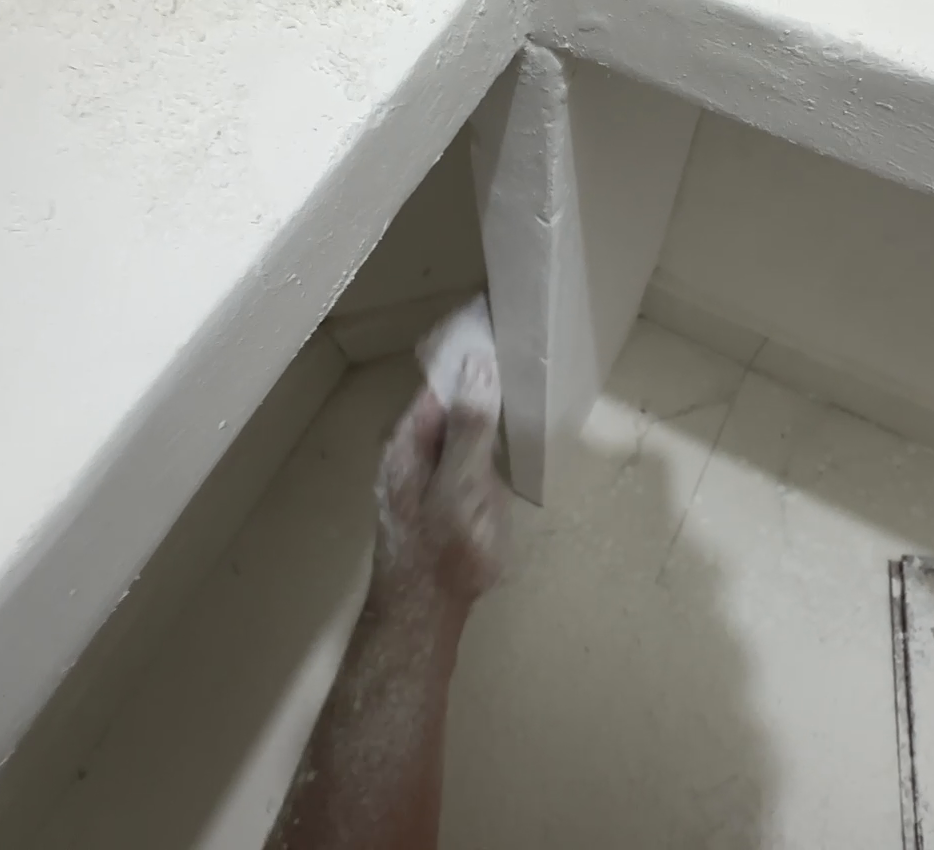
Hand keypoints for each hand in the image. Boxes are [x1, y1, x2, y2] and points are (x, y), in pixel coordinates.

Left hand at [371, 355, 509, 611]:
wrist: (425, 612)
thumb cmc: (444, 551)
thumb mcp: (460, 487)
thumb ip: (469, 428)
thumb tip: (478, 365)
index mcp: (410, 438)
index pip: (440, 378)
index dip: (468, 351)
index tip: (501, 321)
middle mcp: (415, 445)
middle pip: (450, 395)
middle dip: (481, 369)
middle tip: (524, 343)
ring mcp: (430, 466)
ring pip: (460, 418)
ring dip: (486, 396)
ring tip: (522, 369)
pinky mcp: (447, 485)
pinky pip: (466, 442)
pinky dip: (488, 425)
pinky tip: (510, 419)